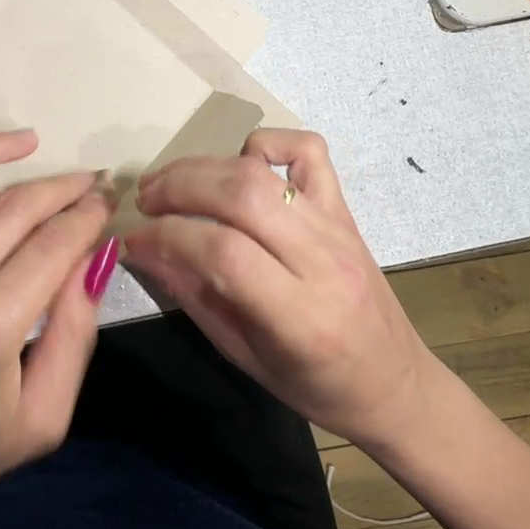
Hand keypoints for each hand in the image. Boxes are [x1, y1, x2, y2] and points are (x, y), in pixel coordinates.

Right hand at [120, 129, 434, 446]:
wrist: (396, 384)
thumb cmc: (316, 385)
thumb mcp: (242, 355)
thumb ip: (191, 295)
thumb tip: (142, 249)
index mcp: (300, 317)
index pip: (223, 253)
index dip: (165, 237)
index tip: (133, 240)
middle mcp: (323, 263)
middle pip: (240, 196)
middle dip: (177, 189)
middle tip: (144, 203)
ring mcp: (337, 228)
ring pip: (261, 171)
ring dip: (200, 166)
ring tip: (166, 184)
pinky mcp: (344, 207)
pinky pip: (306, 150)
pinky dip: (263, 143)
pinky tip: (237, 164)